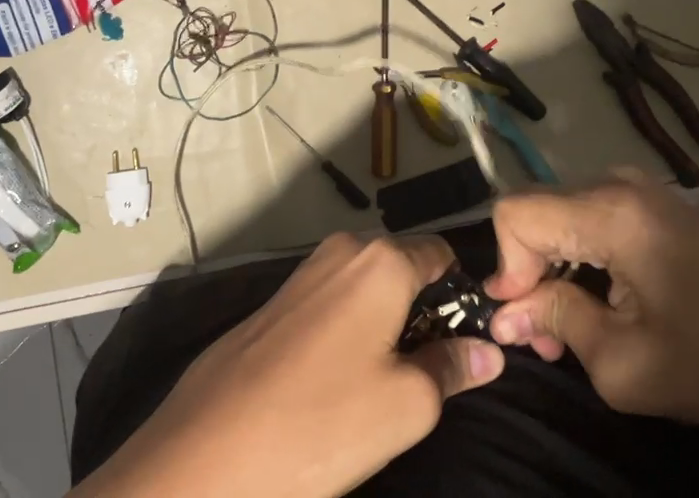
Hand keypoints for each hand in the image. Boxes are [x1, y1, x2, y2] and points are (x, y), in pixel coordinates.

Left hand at [74, 233, 504, 497]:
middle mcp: (339, 251)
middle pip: (402, 268)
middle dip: (424, 311)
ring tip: (386, 383)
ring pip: (365, 289)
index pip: (442, 255)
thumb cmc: (323, 419)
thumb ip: (453, 368)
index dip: (463, 296)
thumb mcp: (407, 404)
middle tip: (432, 371)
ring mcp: (300, 275)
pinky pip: (331, 304)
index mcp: (379, 260)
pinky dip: (350, 331)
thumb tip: (488, 351)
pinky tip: (340, 382)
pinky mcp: (273, 303)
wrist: (210, 448)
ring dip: (386, 325)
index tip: (470, 343)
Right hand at [484, 171, 698, 432]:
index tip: (524, 319)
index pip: (515, 213)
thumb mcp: (623, 363)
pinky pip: (587, 218)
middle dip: (527, 273)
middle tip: (545, 336)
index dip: (506, 268)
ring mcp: (639, 190)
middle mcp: (618, 184)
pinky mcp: (654, 206)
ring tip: (571, 327)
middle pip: (534, 211)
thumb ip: (554, 321)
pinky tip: (599, 304)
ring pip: (558, 215)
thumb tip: (504, 312)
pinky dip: (578, 258)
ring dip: (551, 269)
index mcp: (610, 213)